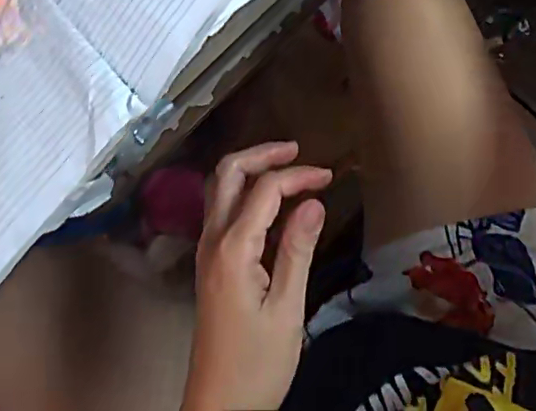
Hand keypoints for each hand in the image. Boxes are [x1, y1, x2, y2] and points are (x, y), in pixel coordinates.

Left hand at [183, 141, 330, 410]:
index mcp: (232, 248)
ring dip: (250, 167)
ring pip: (219, 187)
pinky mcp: (210, 262)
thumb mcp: (287, 309)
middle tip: (297, 151)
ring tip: (285, 164)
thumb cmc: (257, 364)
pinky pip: (222, 208)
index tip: (328, 177)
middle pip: (228, 172)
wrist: (219, 408)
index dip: (298, 176)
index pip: (264, 190)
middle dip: (262, 153)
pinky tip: (270, 201)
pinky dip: (245, 190)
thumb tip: (313, 201)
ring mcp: (206, 250)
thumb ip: (298, 250)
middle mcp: (212, 239)